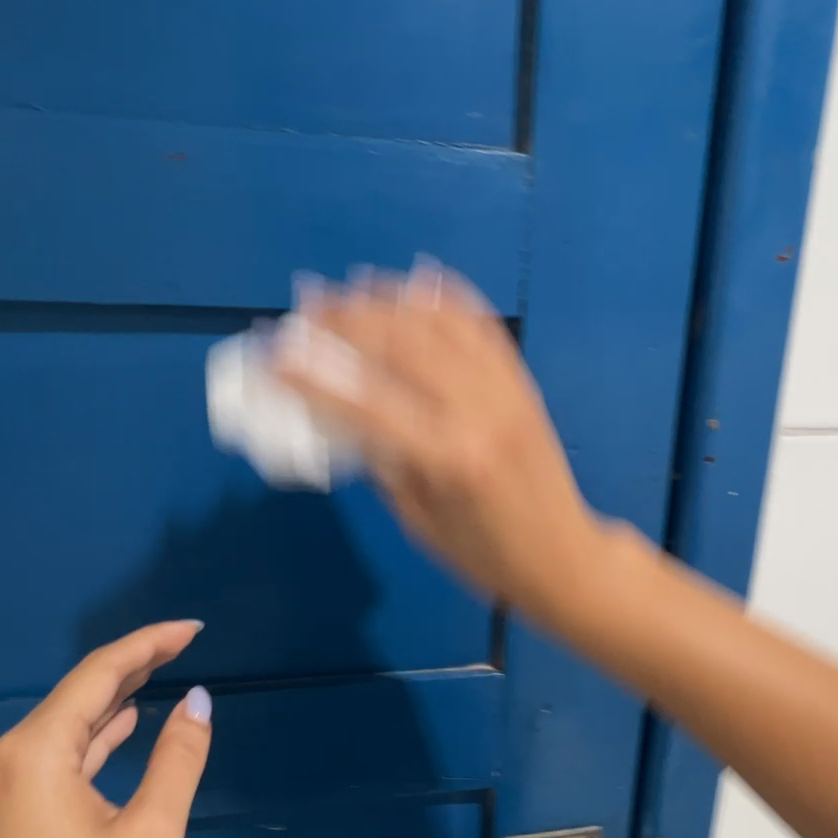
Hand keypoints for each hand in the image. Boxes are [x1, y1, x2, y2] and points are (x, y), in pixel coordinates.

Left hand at [0, 621, 211, 837]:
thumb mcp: (149, 837)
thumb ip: (179, 757)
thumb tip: (198, 698)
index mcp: (29, 755)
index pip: (97, 675)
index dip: (149, 644)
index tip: (194, 629)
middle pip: (73, 699)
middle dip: (131, 670)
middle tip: (184, 647)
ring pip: (56, 733)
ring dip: (109, 707)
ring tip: (158, 680)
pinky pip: (41, 766)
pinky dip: (86, 746)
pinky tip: (115, 737)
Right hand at [278, 263, 613, 616]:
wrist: (563, 557)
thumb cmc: (483, 554)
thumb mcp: (418, 521)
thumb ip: (382, 464)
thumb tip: (344, 415)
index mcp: (446, 459)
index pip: (364, 404)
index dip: (312, 377)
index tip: (274, 352)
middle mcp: (476, 413)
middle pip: (401, 345)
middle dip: (348, 318)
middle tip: (308, 303)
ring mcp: (505, 391)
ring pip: (440, 325)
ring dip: (391, 298)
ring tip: (351, 286)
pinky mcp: (523, 383)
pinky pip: (482, 327)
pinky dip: (448, 298)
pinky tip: (418, 280)